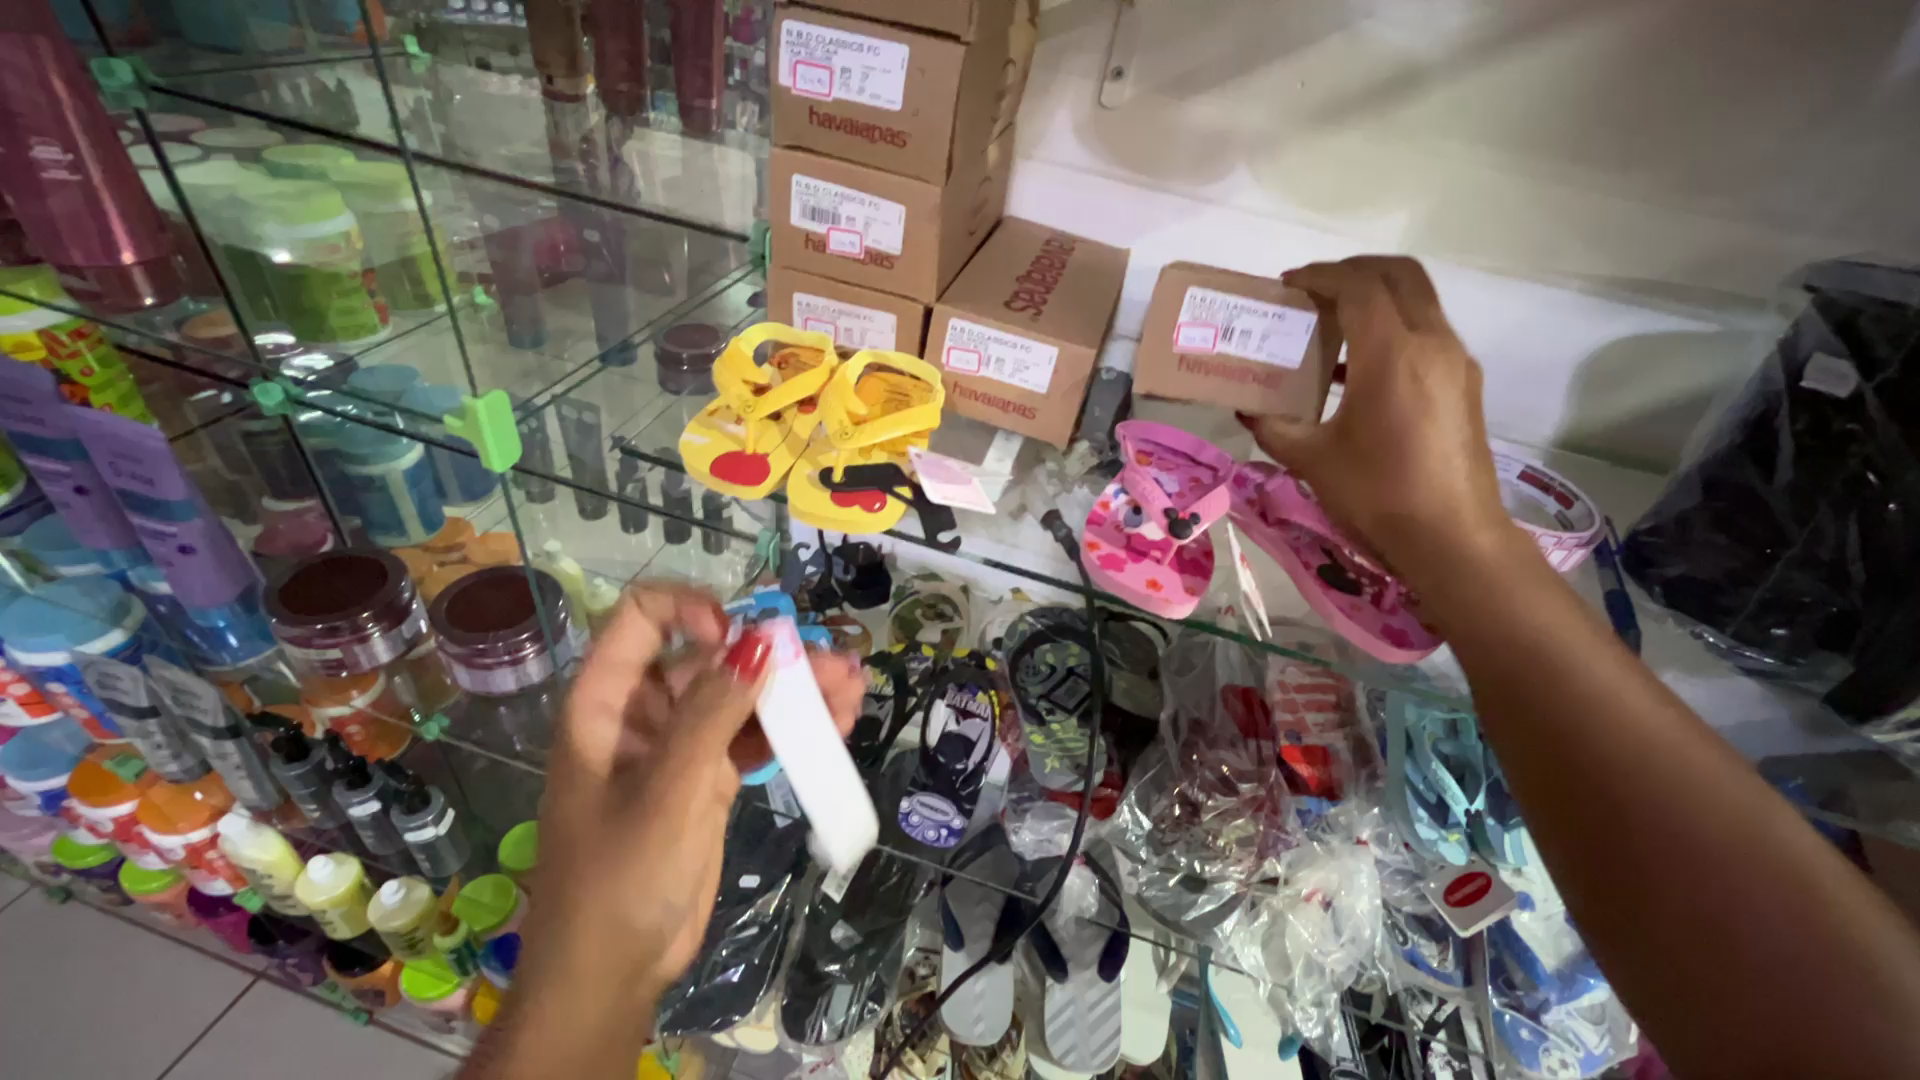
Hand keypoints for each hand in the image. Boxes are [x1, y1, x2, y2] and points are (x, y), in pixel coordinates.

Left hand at [522, 583, 864, 1007]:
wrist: (612, 973)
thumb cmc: (620, 876)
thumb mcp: (667, 789)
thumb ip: (713, 711)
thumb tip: (761, 640)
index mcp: (607, 702)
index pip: (644, 619)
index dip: (694, 610)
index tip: (745, 636)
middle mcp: (644, 713)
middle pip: (712, 660)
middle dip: (772, 658)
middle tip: (834, 665)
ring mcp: (680, 748)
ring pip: (741, 699)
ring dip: (794, 692)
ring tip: (852, 690)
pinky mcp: (710, 780)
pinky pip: (753, 739)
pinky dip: (791, 731)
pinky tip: (835, 726)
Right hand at [1238, 256, 1514, 586]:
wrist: (1451, 537)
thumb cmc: (1376, 493)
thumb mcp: (1310, 459)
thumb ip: (1273, 426)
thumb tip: (1245, 410)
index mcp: (1392, 353)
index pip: (1358, 287)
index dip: (1320, 276)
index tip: (1288, 285)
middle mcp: (1432, 342)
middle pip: (1398, 275)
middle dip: (1353, 271)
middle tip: (1314, 290)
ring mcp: (1455, 361)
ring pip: (1418, 300)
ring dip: (1376, 297)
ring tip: (1332, 324)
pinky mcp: (1464, 384)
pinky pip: (1427, 332)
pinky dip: (1393, 326)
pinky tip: (1358, 367)